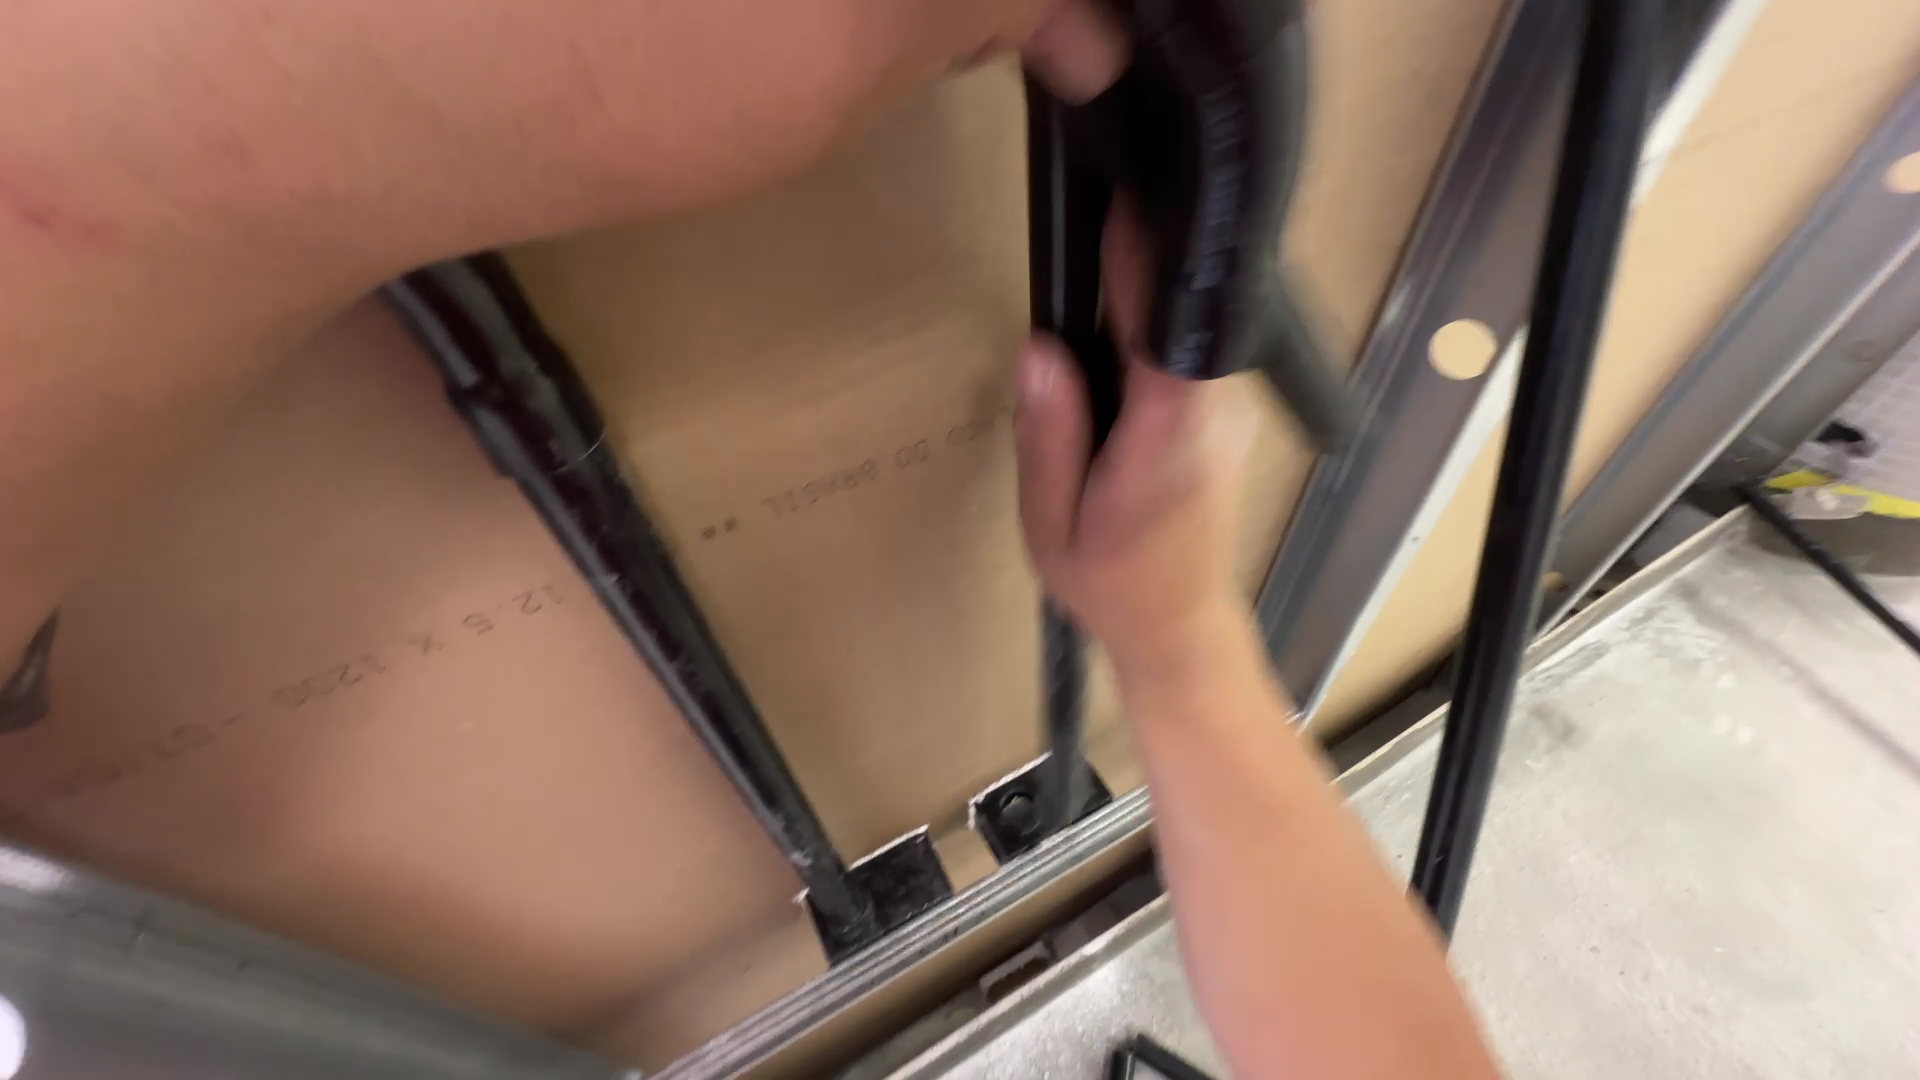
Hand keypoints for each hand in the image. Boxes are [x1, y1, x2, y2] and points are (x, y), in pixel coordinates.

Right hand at [1013, 200, 1257, 673]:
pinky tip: (1111, 354)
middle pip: (1180, 318)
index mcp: (1168, 443)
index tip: (1113, 200)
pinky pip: (1189, 356)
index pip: (1169, 327)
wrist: (1176, 626)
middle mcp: (1216, 416)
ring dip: (1137, 308)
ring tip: (1085, 301)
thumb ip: (1049, 438)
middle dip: (1129, 277)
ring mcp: (1232, 416)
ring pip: (1186, 332)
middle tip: (1076, 246)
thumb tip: (1040, 348)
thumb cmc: (1108, 586)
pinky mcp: (1228, 419)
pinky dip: (1150, 338)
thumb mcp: (1052, 524)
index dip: (1143, 261)